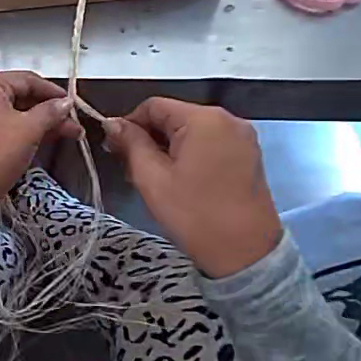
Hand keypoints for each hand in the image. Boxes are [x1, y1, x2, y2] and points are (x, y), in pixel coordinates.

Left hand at [0, 71, 82, 202]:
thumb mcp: (29, 129)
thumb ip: (50, 112)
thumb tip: (64, 104)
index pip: (26, 79)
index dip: (53, 91)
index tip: (71, 103)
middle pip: (22, 96)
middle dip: (50, 111)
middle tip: (72, 122)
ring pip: (16, 113)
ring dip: (42, 123)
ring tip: (67, 132)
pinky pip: (7, 126)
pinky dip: (27, 131)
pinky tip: (47, 138)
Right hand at [101, 98, 282, 277]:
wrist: (245, 254)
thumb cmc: (195, 215)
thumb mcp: (152, 178)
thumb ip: (131, 143)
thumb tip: (112, 124)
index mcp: (204, 119)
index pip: (154, 105)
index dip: (128, 123)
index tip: (114, 148)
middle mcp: (227, 119)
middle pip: (173, 116)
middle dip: (147, 137)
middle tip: (128, 167)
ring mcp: (241, 138)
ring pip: (190, 131)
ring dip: (166, 148)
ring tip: (150, 177)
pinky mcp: (247, 155)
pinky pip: (208, 143)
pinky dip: (187, 155)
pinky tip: (175, 179)